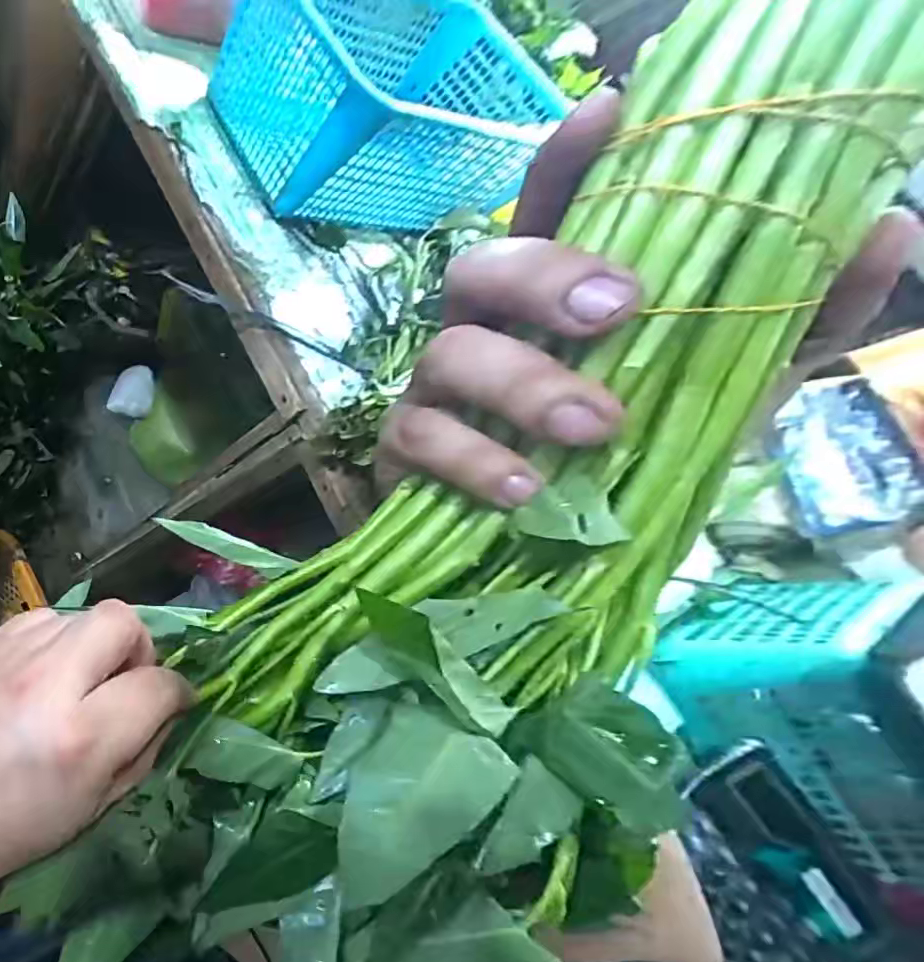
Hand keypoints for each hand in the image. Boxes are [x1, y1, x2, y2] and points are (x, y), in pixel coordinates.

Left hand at [0, 601, 193, 924]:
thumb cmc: (4, 829)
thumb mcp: (89, 809)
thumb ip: (139, 752)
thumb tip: (164, 708)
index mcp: (78, 737)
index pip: (157, 684)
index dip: (177, 695)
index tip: (171, 707)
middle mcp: (46, 680)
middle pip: (122, 620)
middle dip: (139, 649)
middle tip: (122, 686)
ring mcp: (9, 653)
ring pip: (81, 614)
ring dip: (94, 645)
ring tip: (76, 685)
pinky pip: (42, 620)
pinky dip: (57, 641)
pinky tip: (41, 676)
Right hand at [377, 88, 923, 505]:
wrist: (520, 538)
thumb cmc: (609, 452)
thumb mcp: (718, 387)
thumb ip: (792, 321)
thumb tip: (881, 227)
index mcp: (543, 304)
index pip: (545, 215)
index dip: (565, 163)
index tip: (611, 109)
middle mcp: (478, 329)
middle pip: (477, 268)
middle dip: (542, 276)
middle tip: (617, 312)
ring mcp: (430, 387)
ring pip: (449, 354)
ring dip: (526, 384)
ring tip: (597, 429)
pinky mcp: (400, 445)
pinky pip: (423, 437)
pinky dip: (476, 458)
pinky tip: (526, 488)